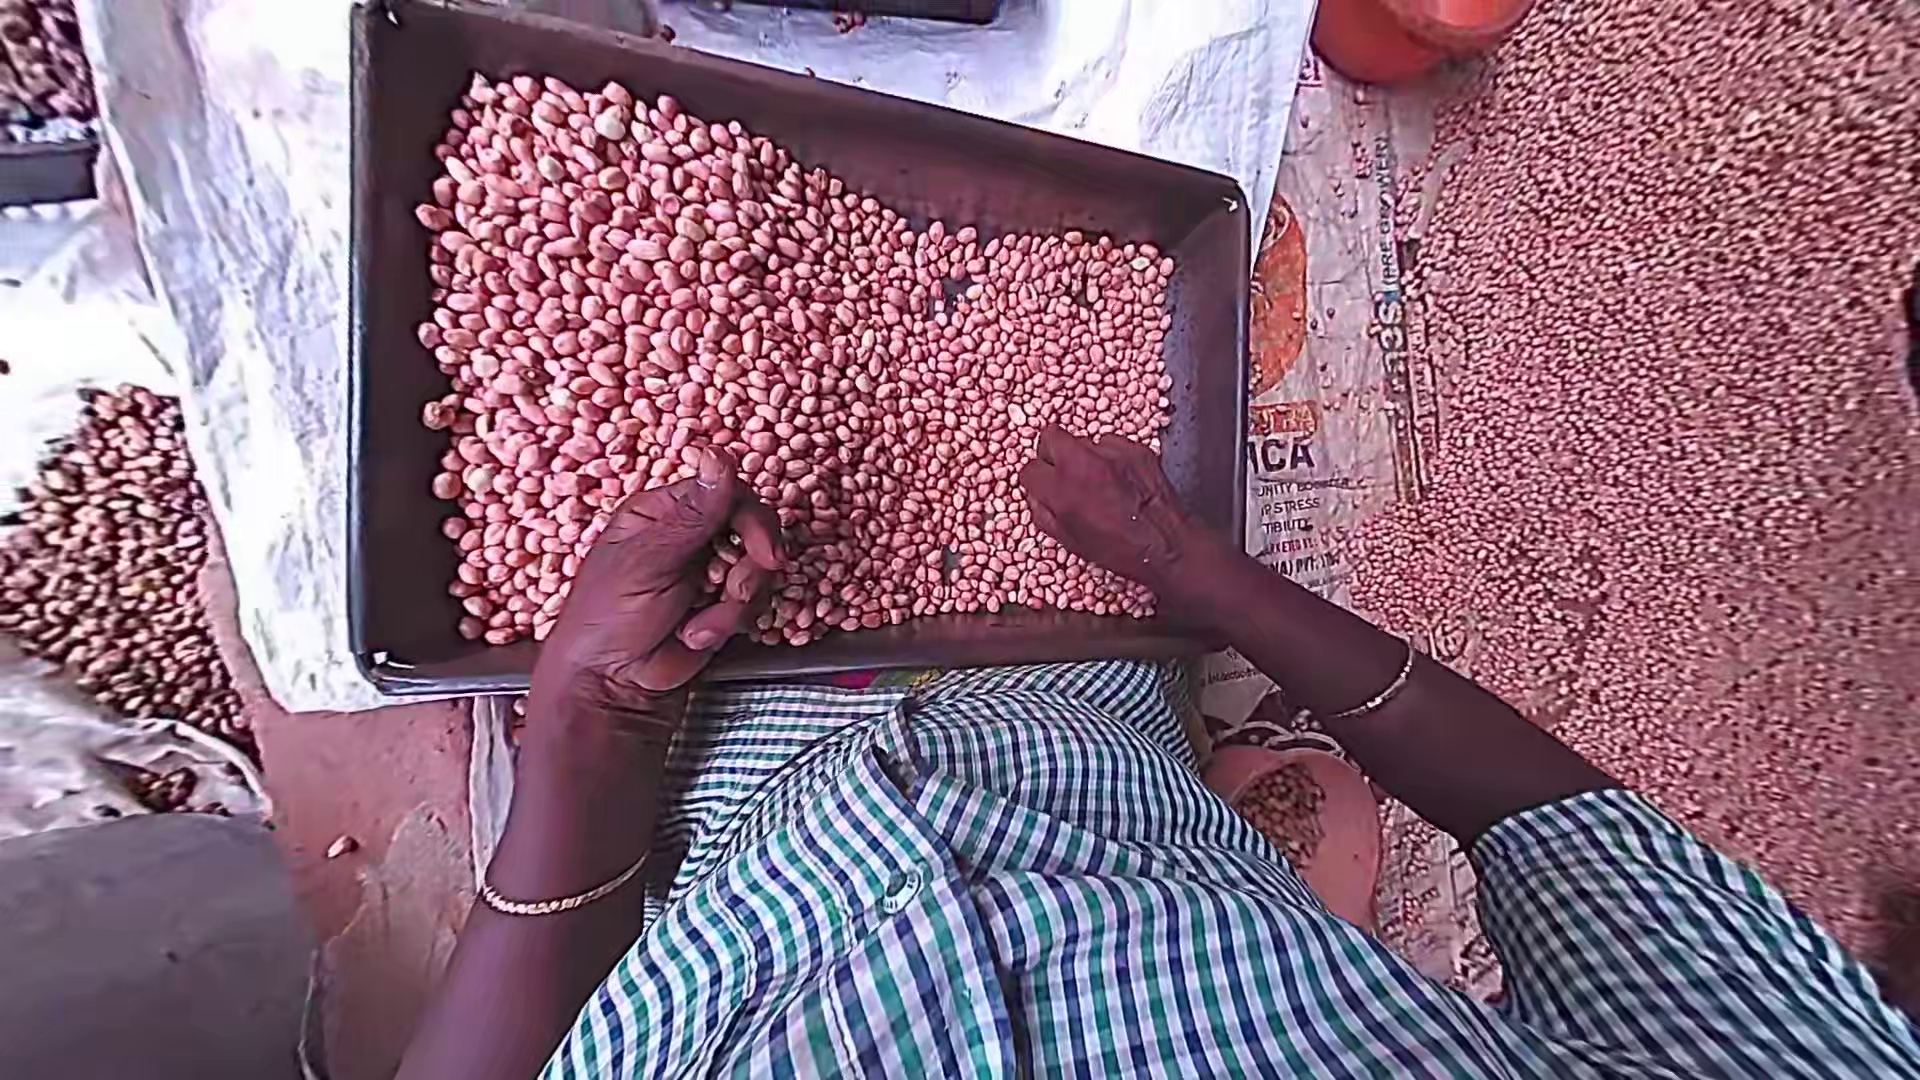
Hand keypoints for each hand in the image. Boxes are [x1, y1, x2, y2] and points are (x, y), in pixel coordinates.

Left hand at [528, 447, 782, 737]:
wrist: (613, 686)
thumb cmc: (610, 619)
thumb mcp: (648, 561)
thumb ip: (692, 513)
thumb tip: (719, 456)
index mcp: (667, 511)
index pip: (731, 494)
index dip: (754, 522)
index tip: (764, 553)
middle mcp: (694, 533)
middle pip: (756, 528)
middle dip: (750, 567)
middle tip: (734, 591)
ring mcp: (713, 567)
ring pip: (760, 568)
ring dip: (737, 603)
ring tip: (700, 625)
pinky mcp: (725, 600)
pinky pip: (756, 599)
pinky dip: (733, 620)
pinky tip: (700, 634)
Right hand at [1018, 426, 1213, 609]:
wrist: (1167, 547)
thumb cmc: (1119, 550)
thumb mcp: (1069, 541)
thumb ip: (1043, 513)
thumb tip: (1037, 496)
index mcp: (1062, 491)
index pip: (1030, 469)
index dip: (1035, 481)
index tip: (1042, 486)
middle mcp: (1083, 465)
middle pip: (1050, 436)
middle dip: (1051, 454)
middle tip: (1061, 473)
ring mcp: (1111, 453)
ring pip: (1082, 440)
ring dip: (1082, 457)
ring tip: (1096, 482)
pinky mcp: (1135, 449)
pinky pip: (1110, 443)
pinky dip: (1110, 458)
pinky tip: (1117, 479)